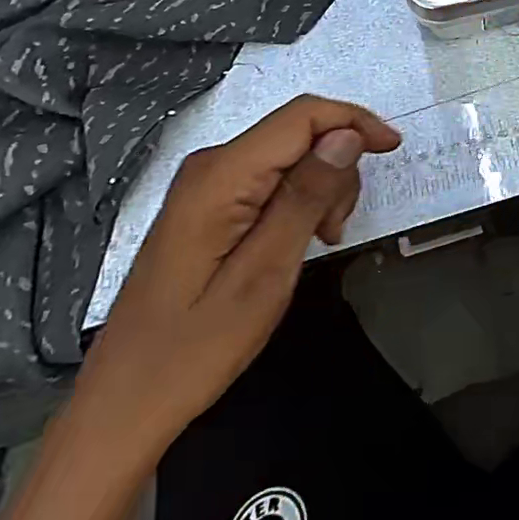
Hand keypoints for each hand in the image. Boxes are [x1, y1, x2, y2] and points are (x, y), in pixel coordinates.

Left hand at [78, 95, 401, 442]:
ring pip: (293, 154)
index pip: (302, 115)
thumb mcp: (266, 272)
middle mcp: (210, 167)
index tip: (391, 150)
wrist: (126, 404)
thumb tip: (347, 136)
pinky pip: (274, 177)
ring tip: (319, 240)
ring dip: (323, 187)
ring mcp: (207, 185)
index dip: (355, 121)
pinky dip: (303, 199)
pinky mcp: (210, 204)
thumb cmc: (196, 347)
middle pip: (300, 132)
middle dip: (337, 167)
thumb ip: (307, 196)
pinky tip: (300, 238)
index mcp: (220, 177)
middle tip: (337, 228)